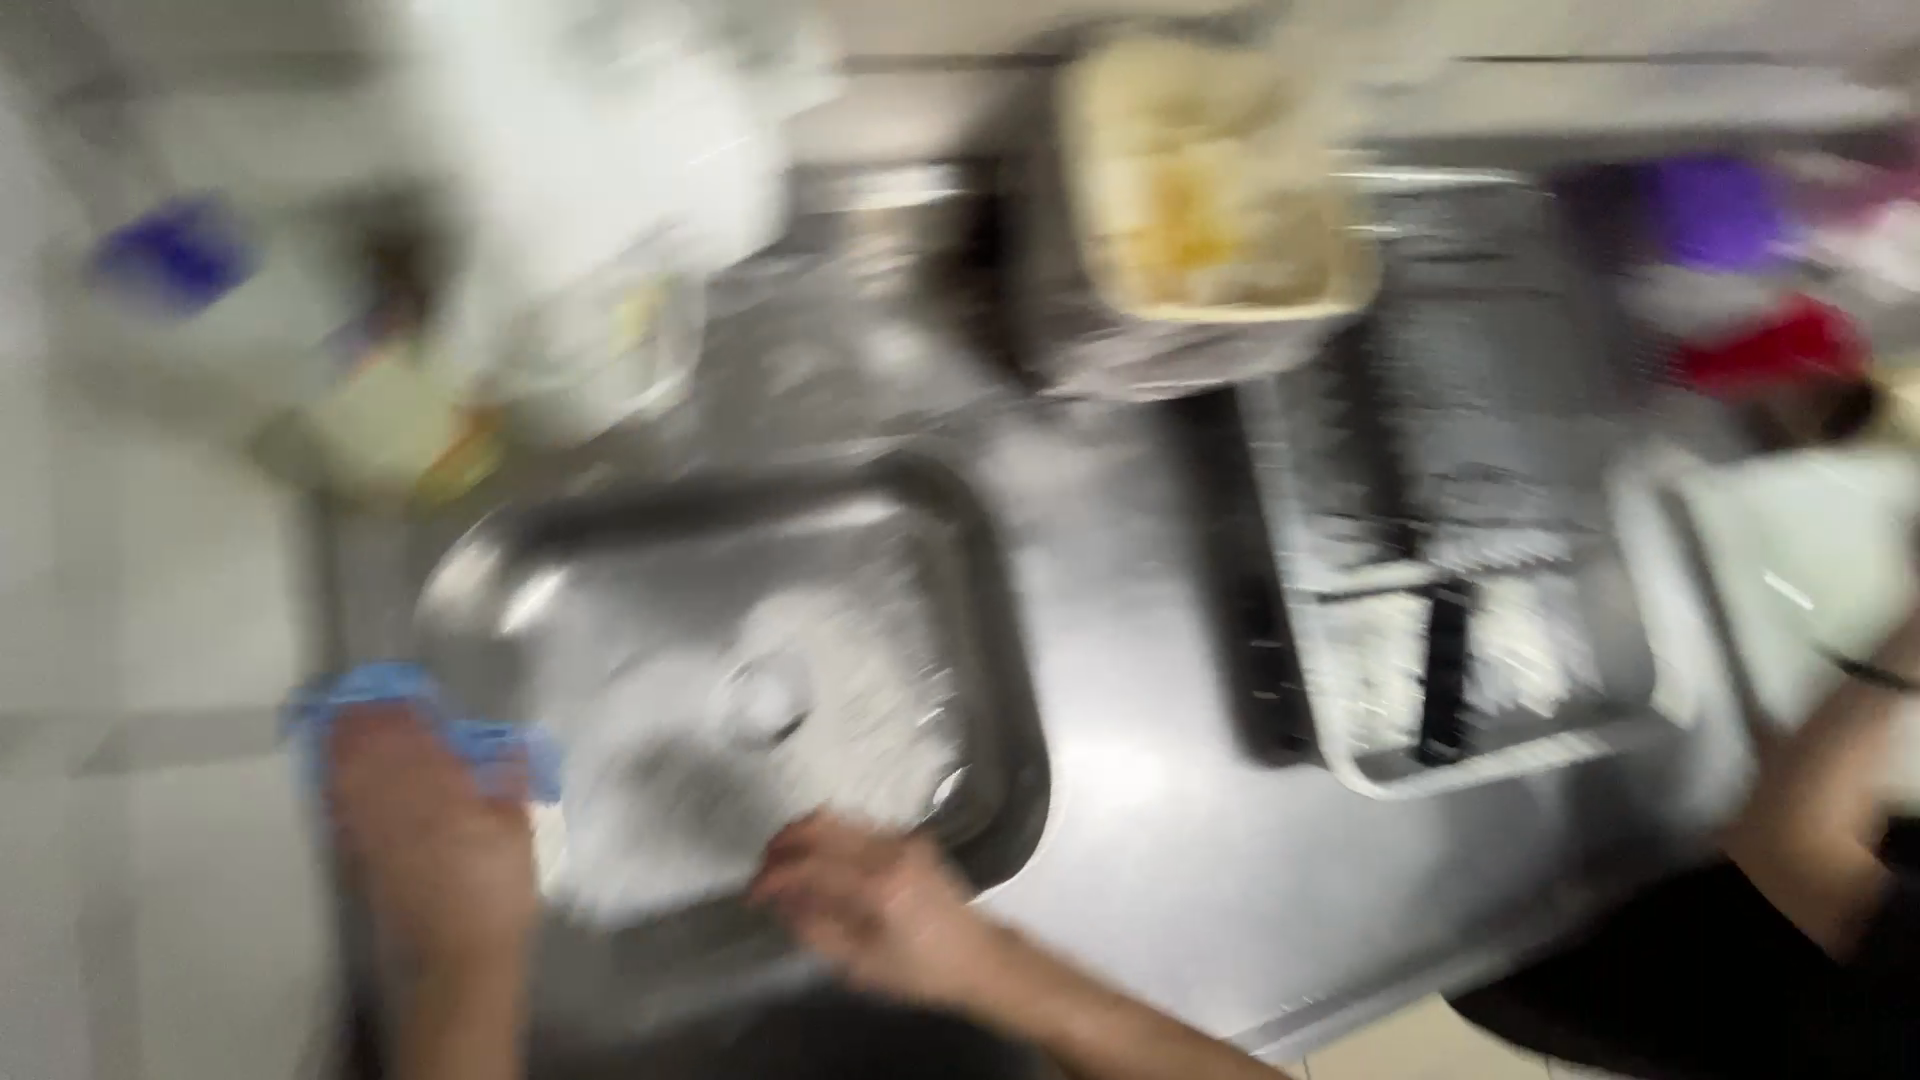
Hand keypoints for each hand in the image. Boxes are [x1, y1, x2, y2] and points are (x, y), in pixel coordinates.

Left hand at [330, 704, 537, 977]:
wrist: (459, 950)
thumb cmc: (500, 886)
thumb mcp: (519, 829)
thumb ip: (511, 783)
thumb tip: (509, 743)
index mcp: (451, 801)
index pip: (424, 748)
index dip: (408, 718)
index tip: (402, 689)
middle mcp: (407, 812)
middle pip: (381, 760)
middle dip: (369, 726)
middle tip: (360, 693)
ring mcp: (378, 836)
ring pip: (356, 783)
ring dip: (345, 749)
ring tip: (340, 718)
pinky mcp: (362, 859)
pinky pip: (344, 813)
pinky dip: (335, 787)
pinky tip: (332, 772)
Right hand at [749, 812, 1016, 1009]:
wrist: (976, 954)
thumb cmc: (918, 970)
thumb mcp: (860, 965)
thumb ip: (815, 928)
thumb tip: (780, 898)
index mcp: (878, 885)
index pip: (811, 865)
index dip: (773, 875)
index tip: (752, 892)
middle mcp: (890, 849)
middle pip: (822, 824)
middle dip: (784, 843)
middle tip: (763, 868)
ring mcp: (903, 836)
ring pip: (840, 817)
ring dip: (805, 835)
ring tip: (784, 862)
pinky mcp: (911, 835)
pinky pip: (859, 825)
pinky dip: (831, 836)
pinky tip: (821, 861)